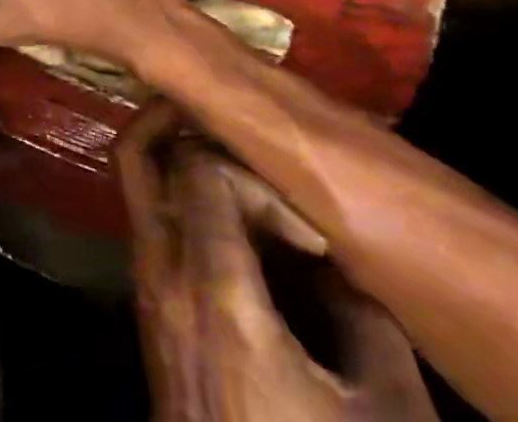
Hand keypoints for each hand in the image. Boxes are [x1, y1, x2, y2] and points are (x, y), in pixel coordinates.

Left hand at [116, 107, 438, 421]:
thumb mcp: (383, 406)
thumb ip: (365, 316)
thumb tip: (339, 263)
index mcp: (212, 285)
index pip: (196, 169)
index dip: (254, 178)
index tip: (309, 237)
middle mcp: (158, 269)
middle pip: (135, 157)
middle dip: (172, 124)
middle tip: (232, 132)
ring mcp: (144, 284)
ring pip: (138, 188)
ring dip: (182, 168)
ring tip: (250, 188)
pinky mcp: (148, 304)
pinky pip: (152, 227)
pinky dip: (182, 206)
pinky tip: (240, 230)